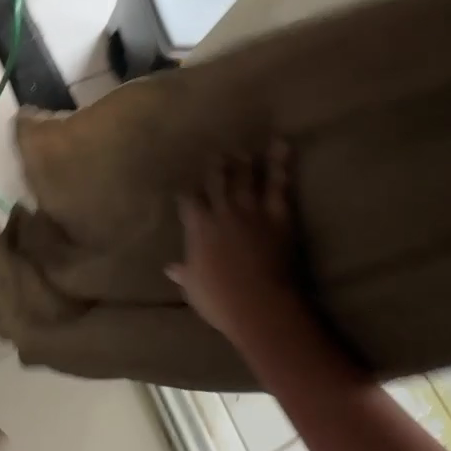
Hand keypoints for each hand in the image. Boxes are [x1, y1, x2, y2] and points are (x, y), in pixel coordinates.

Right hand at [168, 143, 309, 343]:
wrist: (258, 305)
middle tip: (216, 154)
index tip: (188, 188)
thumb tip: (169, 268)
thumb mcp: (194, 289)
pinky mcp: (276, 214)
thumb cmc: (221, 301)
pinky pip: (278, 185)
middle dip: (215, 166)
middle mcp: (222, 210)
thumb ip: (183, 274)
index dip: (188, 193)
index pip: (189, 201)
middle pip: (216, 180)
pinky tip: (282, 146)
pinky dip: (280, 165)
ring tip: (243, 151)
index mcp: (199, 226)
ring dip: (244, 161)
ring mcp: (250, 209)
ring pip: (245, 176)